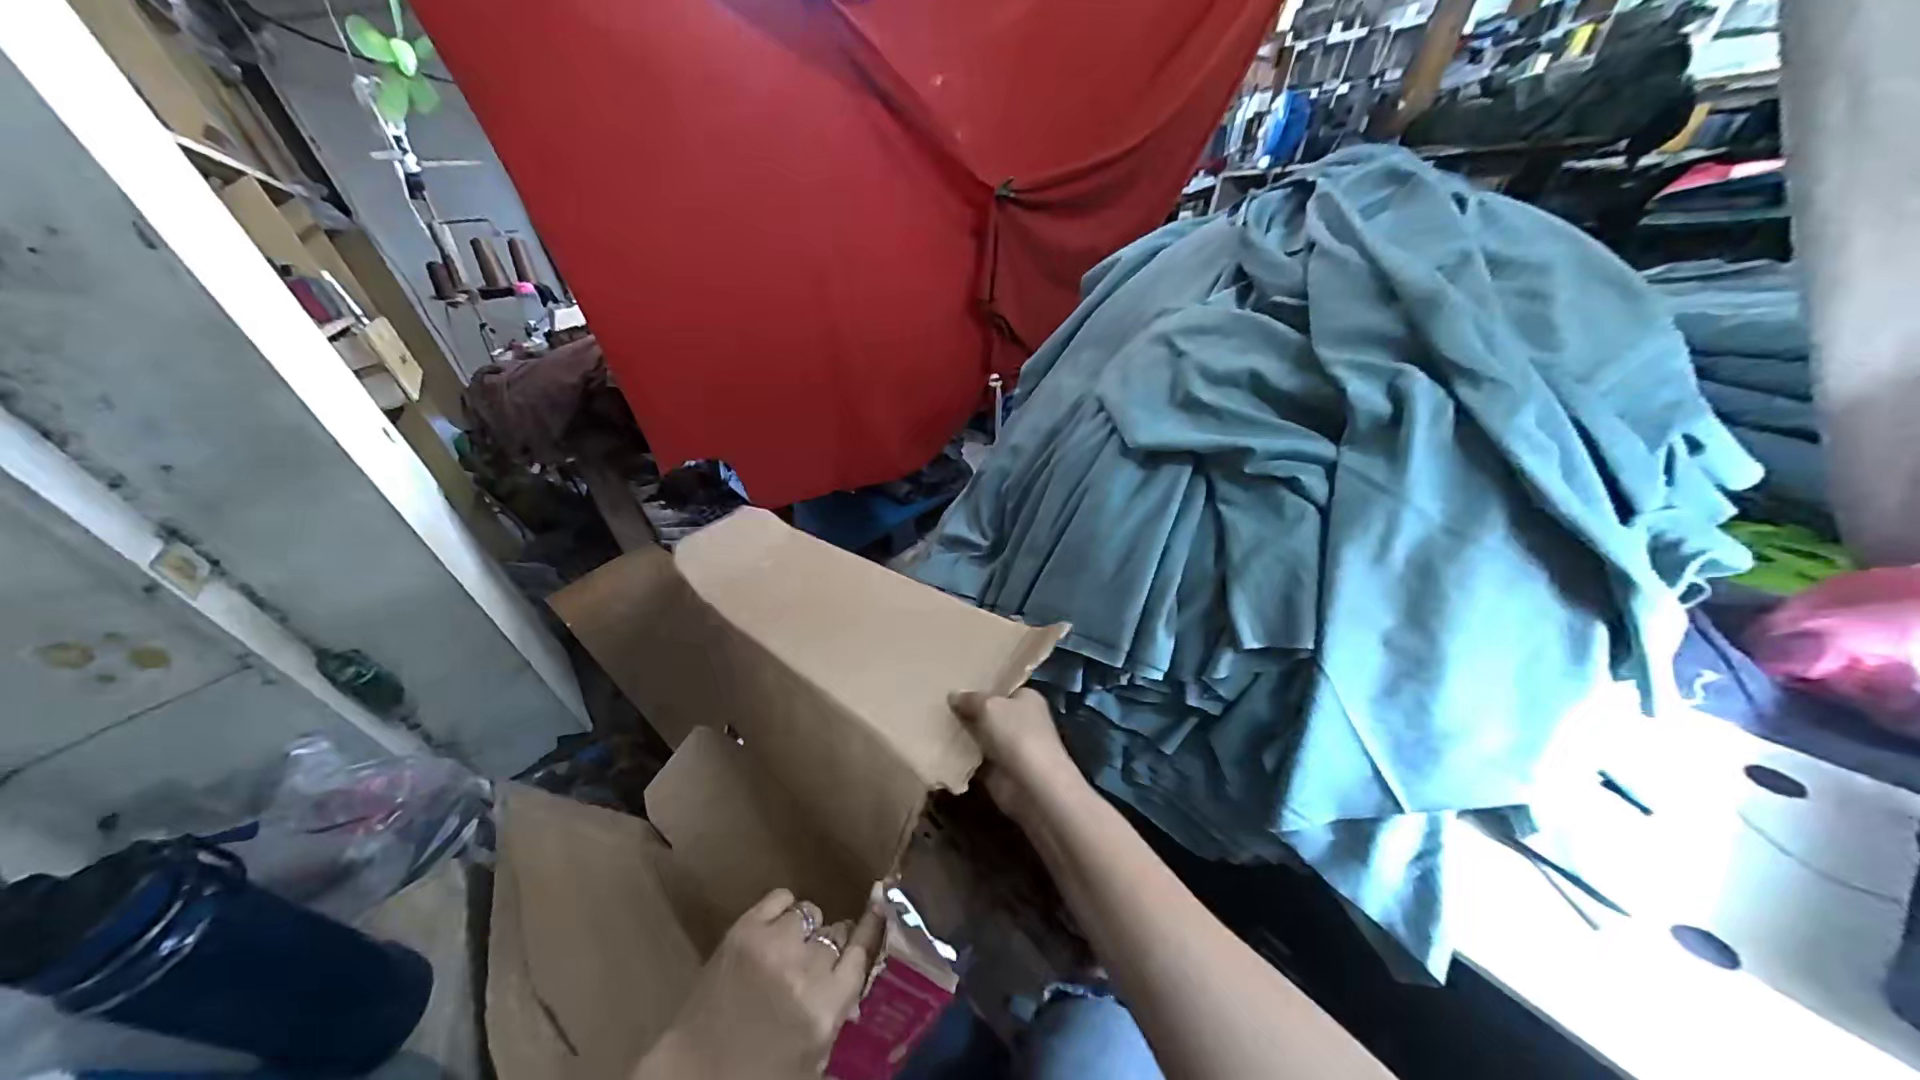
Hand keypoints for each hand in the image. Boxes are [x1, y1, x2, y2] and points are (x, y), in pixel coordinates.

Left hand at [638, 889, 883, 1079]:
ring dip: (805, 929)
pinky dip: (782, 909)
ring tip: (789, 947)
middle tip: (814, 961)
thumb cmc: (759, 1073)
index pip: (862, 951)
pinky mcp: (743, 929)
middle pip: (836, 933)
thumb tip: (855, 968)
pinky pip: (781, 897)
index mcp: (825, 1007)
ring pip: (810, 913)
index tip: (880, 905)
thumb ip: (839, 1009)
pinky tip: (774, 928)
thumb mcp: (814, 1055)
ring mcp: (773, 945)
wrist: (694, 1074)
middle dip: (829, 946)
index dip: (871, 927)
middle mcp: (804, 970)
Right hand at [948, 688, 1085, 827]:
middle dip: (967, 710)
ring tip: (931, 721)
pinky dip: (960, 757)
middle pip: (989, 712)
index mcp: (1026, 699)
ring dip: (961, 734)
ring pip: (979, 736)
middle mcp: (1021, 721)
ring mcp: (1010, 747)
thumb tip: (953, 696)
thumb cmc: (1016, 734)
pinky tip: (939, 747)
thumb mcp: (989, 706)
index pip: (1002, 688)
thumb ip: (970, 699)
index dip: (981, 685)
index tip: (955, 682)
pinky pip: (974, 759)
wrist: (1032, 785)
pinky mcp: (998, 771)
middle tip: (938, 701)